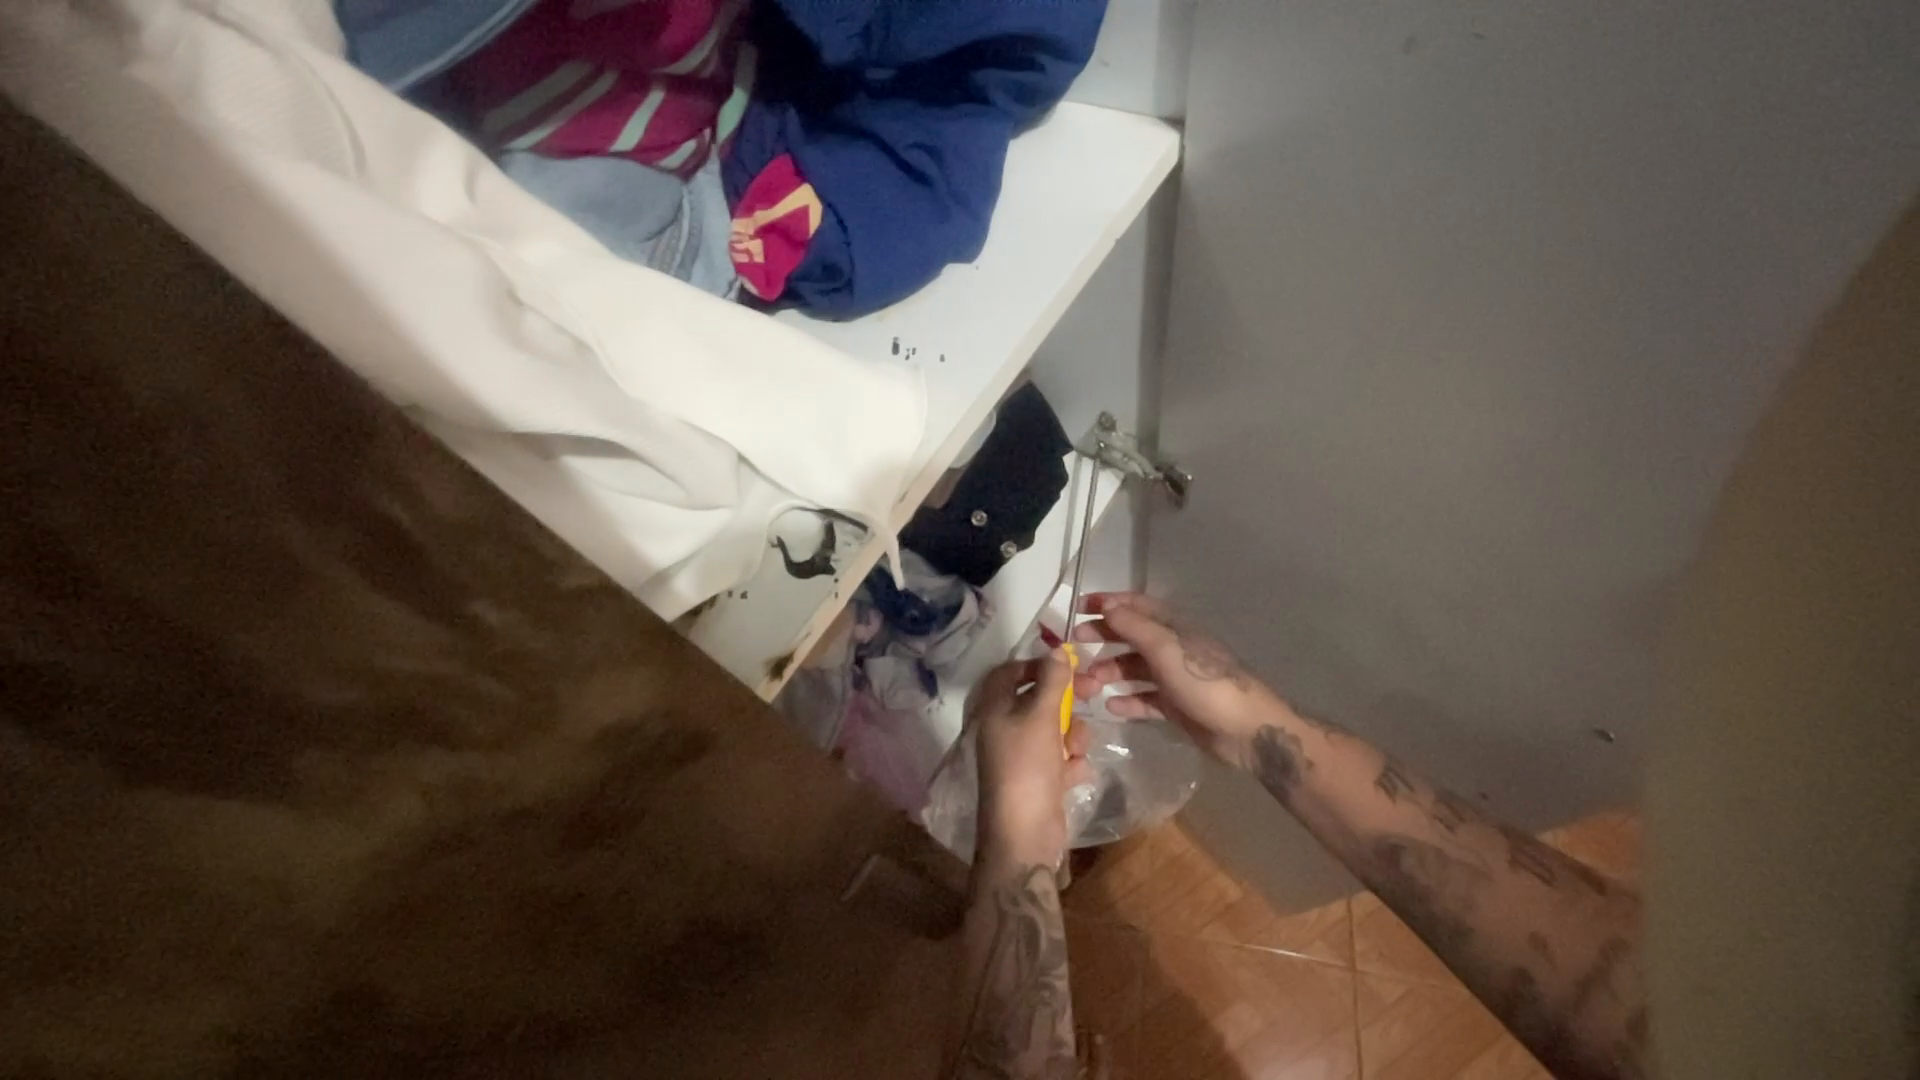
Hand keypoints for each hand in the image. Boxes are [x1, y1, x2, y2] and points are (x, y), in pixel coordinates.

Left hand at [965, 651, 1094, 864]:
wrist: (1025, 834)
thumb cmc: (1027, 766)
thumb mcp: (1041, 716)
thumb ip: (1052, 681)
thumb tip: (1056, 649)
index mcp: (994, 710)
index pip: (1010, 672)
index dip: (1036, 664)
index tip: (1065, 664)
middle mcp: (1004, 730)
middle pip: (1039, 700)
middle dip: (1067, 699)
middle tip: (1094, 691)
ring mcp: (1022, 756)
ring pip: (1056, 729)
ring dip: (1073, 736)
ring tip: (1075, 750)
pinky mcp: (1040, 779)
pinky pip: (1062, 759)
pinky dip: (1072, 763)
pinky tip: (1076, 774)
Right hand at [1070, 593, 1282, 766]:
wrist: (1246, 729)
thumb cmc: (1205, 682)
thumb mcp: (1165, 648)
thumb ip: (1134, 626)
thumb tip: (1107, 606)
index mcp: (1173, 627)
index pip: (1135, 606)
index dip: (1108, 603)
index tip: (1078, 608)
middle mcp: (1172, 648)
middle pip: (1131, 636)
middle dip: (1103, 637)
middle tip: (1076, 643)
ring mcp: (1174, 678)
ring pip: (1134, 669)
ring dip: (1110, 672)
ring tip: (1088, 683)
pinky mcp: (1176, 706)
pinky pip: (1144, 699)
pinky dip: (1127, 700)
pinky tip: (1110, 706)